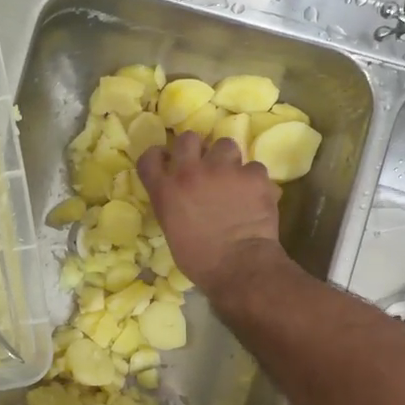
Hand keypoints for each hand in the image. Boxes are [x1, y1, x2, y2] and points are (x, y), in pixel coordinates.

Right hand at [138, 132, 283, 296]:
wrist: (238, 266)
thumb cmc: (197, 258)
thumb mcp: (171, 227)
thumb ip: (172, 202)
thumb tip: (183, 195)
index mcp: (165, 189)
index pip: (150, 157)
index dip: (159, 157)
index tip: (166, 162)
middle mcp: (190, 172)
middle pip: (188, 138)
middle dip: (195, 148)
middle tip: (203, 165)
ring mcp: (224, 170)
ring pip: (225, 145)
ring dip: (227, 159)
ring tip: (232, 177)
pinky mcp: (254, 175)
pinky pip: (253, 168)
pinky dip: (252, 180)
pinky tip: (253, 195)